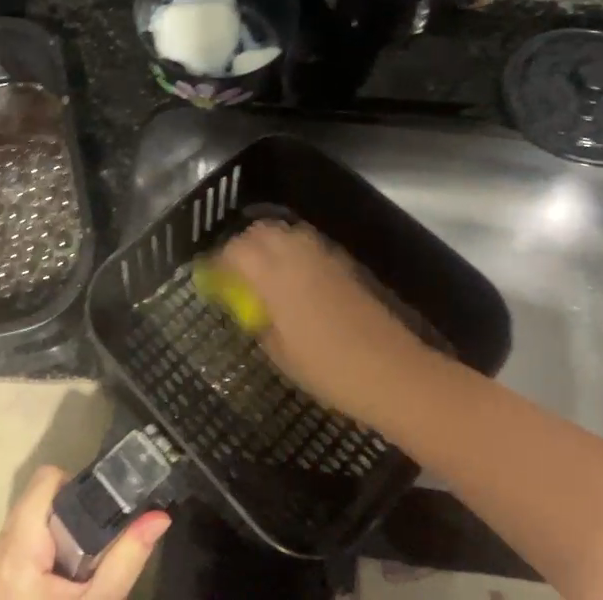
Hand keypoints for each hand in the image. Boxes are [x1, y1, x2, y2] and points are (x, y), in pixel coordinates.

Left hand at [0, 465, 169, 599]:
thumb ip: (128, 556)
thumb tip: (160, 516)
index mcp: (17, 550)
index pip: (44, 480)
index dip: (75, 484)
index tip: (99, 510)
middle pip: (38, 498)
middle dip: (70, 513)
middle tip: (94, 545)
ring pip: (31, 516)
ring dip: (59, 530)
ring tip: (79, 564)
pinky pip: (23, 537)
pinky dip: (46, 545)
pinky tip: (63, 576)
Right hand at [218, 220, 436, 425]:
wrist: (392, 371)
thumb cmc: (329, 370)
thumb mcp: (280, 353)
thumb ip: (259, 322)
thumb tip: (250, 308)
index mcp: (274, 277)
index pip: (234, 251)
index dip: (218, 261)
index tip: (210, 277)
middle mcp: (296, 256)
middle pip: (260, 231)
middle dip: (242, 246)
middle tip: (235, 273)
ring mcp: (323, 256)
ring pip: (286, 232)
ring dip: (269, 245)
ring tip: (263, 274)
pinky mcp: (343, 264)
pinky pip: (307, 245)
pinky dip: (292, 253)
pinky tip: (294, 281)